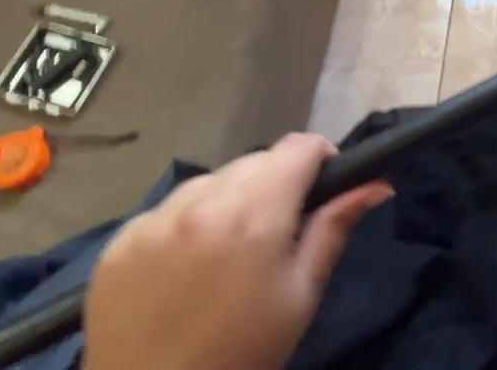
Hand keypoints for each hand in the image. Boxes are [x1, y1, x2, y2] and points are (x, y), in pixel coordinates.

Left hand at [84, 133, 393, 369]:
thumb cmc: (243, 353)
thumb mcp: (302, 293)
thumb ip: (335, 226)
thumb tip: (378, 181)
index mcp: (255, 214)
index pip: (299, 147)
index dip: (320, 158)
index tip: (323, 187)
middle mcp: (203, 203)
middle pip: (256, 161)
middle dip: (275, 182)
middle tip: (277, 231)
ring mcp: (154, 221)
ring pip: (211, 180)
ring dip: (230, 198)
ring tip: (227, 249)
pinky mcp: (118, 243)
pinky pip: (166, 210)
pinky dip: (184, 223)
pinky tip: (185, 266)